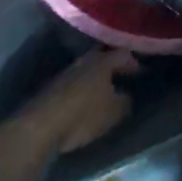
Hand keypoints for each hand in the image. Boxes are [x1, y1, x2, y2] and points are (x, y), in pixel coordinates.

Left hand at [5, 48, 141, 157]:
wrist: (40, 126)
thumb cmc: (83, 115)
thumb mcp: (113, 112)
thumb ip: (125, 101)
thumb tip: (127, 95)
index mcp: (102, 61)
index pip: (122, 54)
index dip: (133, 63)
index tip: (141, 73)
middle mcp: (84, 60)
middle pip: (102, 56)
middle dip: (113, 64)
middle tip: (123, 74)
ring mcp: (66, 72)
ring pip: (86, 68)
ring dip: (96, 75)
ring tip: (105, 87)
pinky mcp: (52, 87)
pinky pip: (74, 80)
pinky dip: (83, 86)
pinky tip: (85, 97)